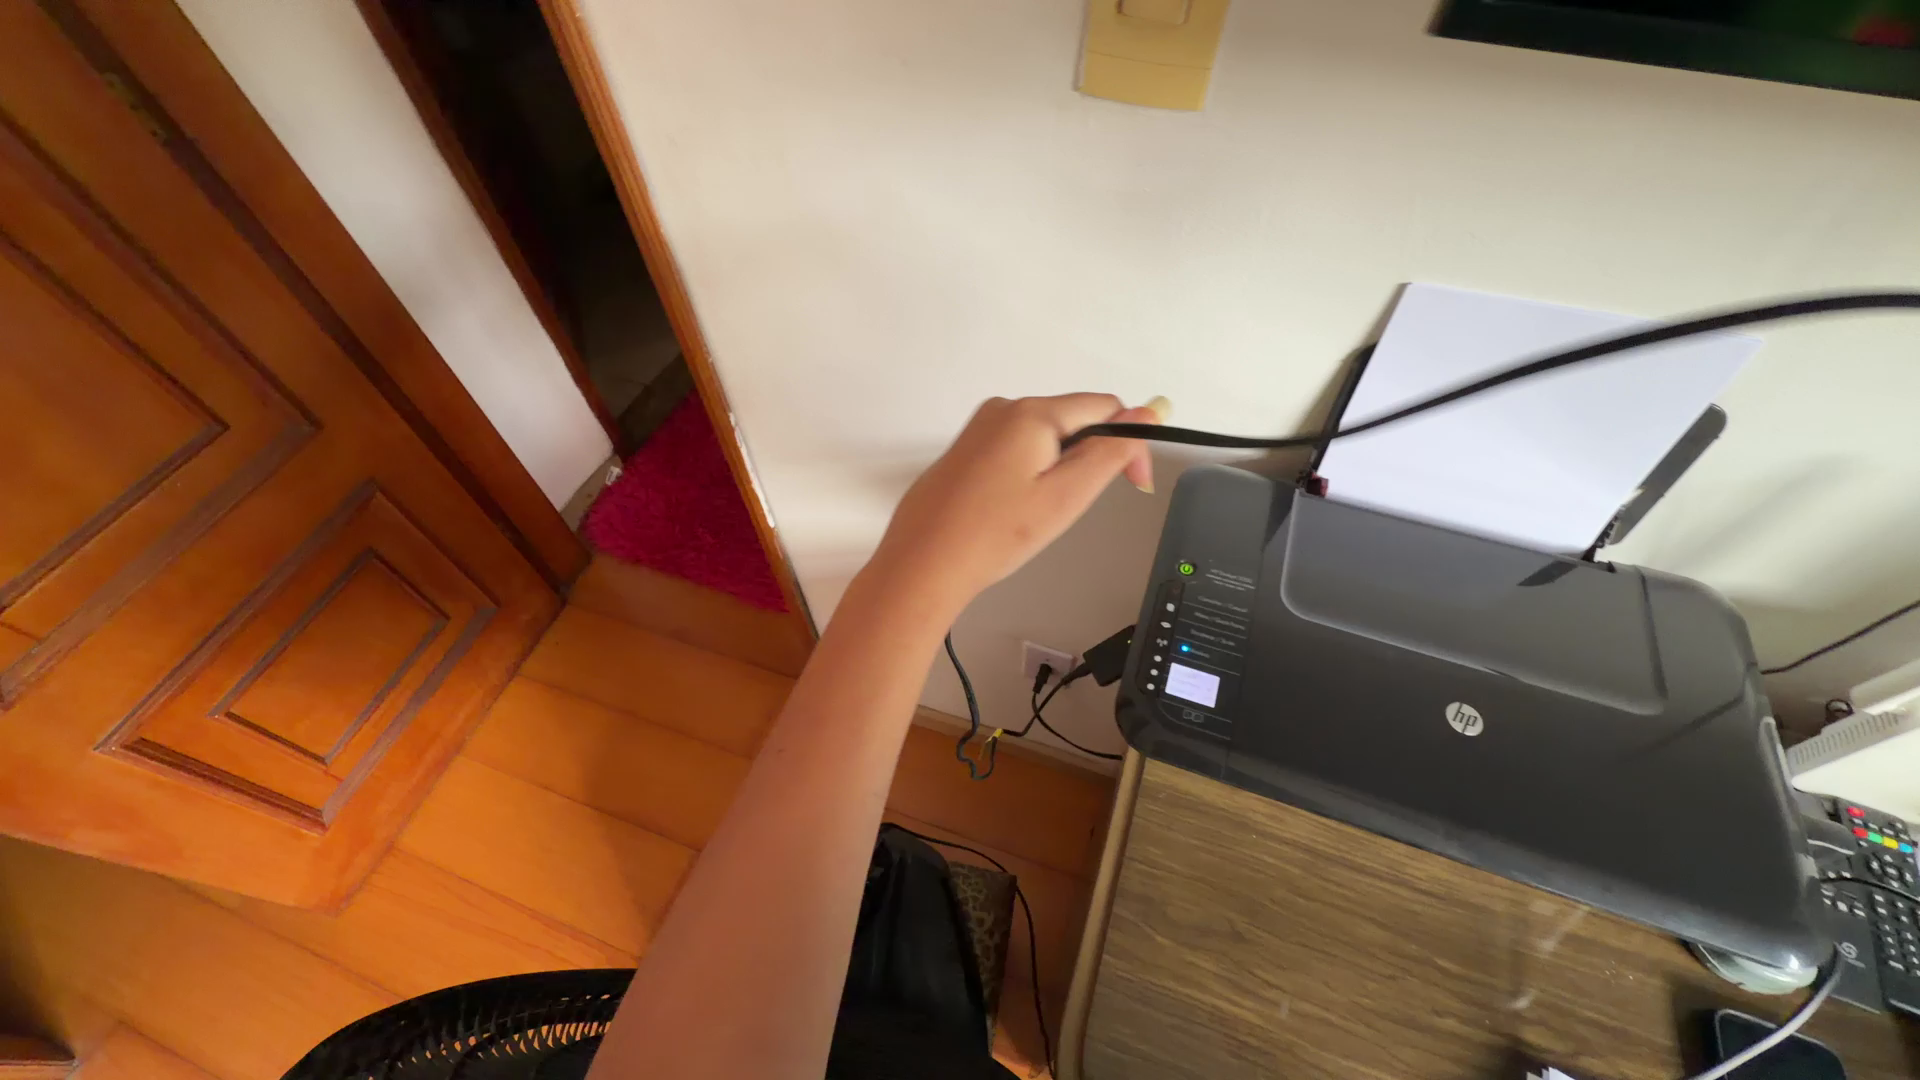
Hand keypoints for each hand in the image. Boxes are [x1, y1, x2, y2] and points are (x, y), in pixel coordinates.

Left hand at [868, 393, 1166, 614]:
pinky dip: (1031, 472)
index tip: (1134, 484)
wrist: (924, 564)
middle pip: (1074, 418)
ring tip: (1038, 513)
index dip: (1130, 440)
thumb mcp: (1066, 495)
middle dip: (1091, 457)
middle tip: (1073, 508)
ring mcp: (979, 428)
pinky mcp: (965, 451)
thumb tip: (1147, 412)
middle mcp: (1003, 409)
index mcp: (1031, 413)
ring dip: (1060, 467)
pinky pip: (1016, 449)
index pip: (1106, 406)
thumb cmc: (994, 535)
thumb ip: (1111, 451)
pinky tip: (1014, 509)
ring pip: (1045, 436)